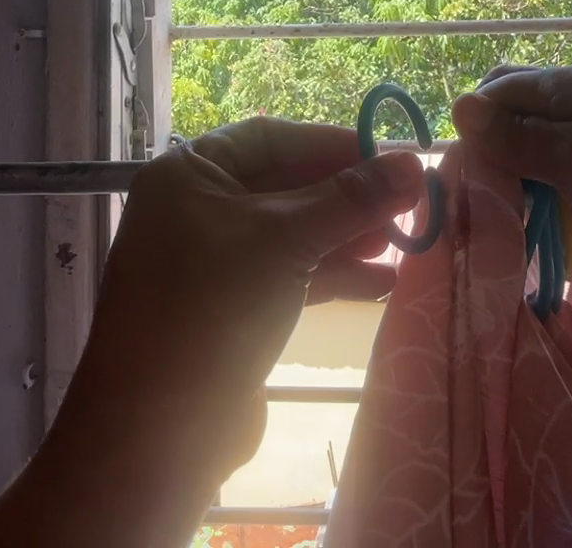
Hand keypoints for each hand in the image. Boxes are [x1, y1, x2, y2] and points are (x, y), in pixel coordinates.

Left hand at [69, 118, 424, 477]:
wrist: (155, 434)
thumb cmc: (213, 306)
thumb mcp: (287, 239)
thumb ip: (351, 198)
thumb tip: (415, 161)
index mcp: (190, 173)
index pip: (272, 137)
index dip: (332, 144)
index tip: (389, 159)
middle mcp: (195, 208)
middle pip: (285, 185)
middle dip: (345, 197)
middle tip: (404, 207)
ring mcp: (210, 261)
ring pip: (289, 234)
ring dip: (345, 238)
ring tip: (399, 248)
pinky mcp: (227, 308)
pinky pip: (285, 275)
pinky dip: (329, 275)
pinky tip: (379, 286)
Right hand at [451, 66, 571, 259]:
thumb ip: (513, 139)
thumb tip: (457, 107)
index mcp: (563, 87)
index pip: (491, 94)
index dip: (470, 136)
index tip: (464, 186)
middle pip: (518, 132)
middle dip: (504, 175)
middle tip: (502, 218)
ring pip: (549, 168)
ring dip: (540, 203)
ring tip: (545, 241)